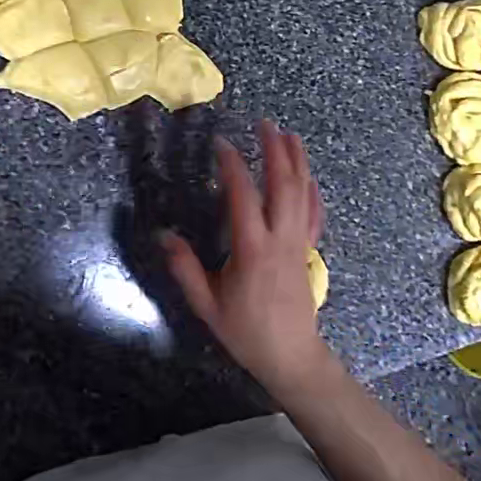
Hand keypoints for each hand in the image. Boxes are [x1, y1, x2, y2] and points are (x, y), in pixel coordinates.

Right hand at [161, 120, 334, 395]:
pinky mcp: (310, 251)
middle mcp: (281, 240)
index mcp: (253, 250)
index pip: (243, 197)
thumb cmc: (245, 332)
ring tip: (289, 135)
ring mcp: (300, 244)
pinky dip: (313, 190)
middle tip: (264, 124)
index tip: (221, 144)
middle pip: (284, 185)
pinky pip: (316, 214)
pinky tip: (308, 176)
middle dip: (275, 151)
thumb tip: (164, 236)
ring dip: (297, 161)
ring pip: (303, 194)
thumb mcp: (207, 305)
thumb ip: (185, 268)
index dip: (233, 166)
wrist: (290, 355)